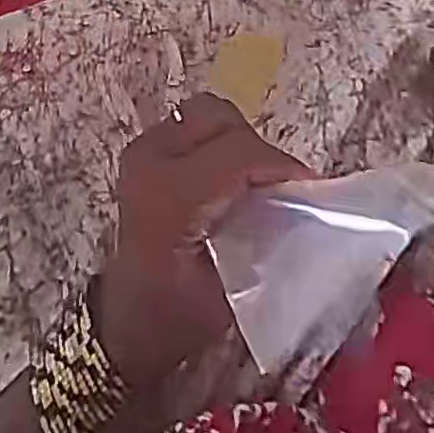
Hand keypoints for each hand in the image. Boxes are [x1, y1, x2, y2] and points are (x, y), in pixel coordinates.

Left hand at [97, 95, 312, 388]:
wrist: (125, 319)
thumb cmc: (176, 314)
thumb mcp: (229, 288)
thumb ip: (262, 237)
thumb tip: (298, 202)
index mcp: (169, 194)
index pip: (236, 152)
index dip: (278, 162)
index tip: (307, 182)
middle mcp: (150, 159)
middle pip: (218, 117)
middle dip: (254, 145)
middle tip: (277, 180)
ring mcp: (142, 149)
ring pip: (205, 113)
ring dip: (235, 139)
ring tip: (253, 177)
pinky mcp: (143, 150)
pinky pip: (191, 125)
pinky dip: (217, 141)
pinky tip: (227, 176)